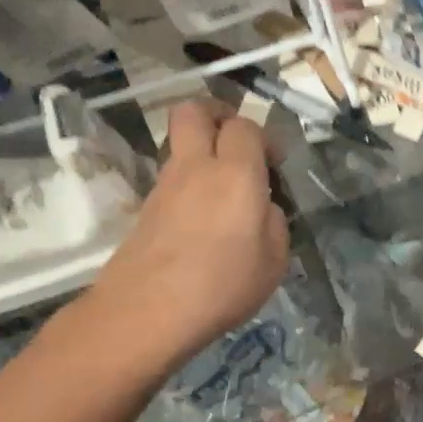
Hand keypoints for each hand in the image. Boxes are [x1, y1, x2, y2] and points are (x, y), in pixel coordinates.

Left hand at [84, 102, 288, 367]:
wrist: (149, 310)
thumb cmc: (224, 285)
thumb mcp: (274, 260)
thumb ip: (274, 223)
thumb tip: (262, 208)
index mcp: (236, 174)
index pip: (245, 127)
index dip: (262, 137)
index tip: (274, 162)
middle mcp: (196, 167)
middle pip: (194, 111)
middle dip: (217, 114)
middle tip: (238, 140)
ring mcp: (165, 185)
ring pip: (180, 142)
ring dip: (203, 150)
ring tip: (227, 187)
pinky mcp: (148, 207)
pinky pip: (173, 176)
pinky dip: (191, 181)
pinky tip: (207, 218)